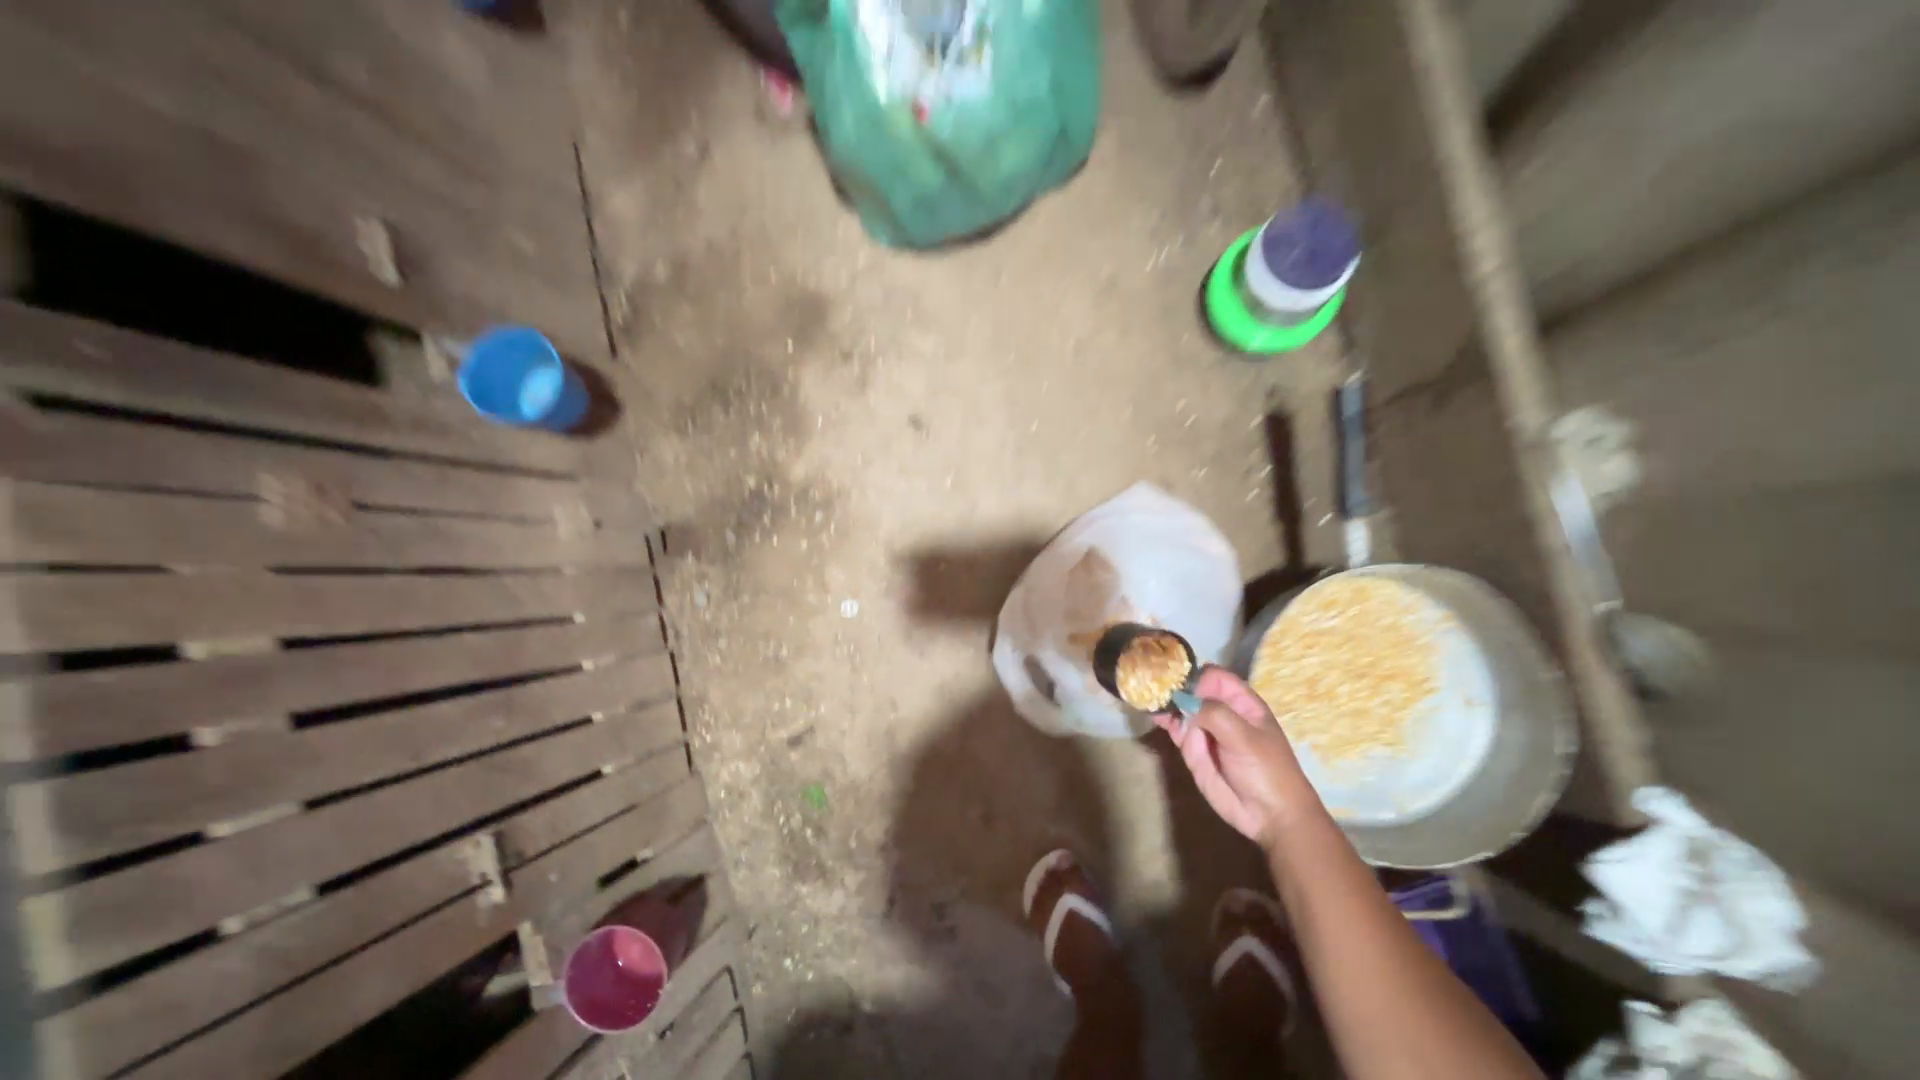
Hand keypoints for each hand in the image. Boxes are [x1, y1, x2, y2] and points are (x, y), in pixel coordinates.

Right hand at [1155, 667, 1319, 848]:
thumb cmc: (1266, 770)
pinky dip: (1166, 722)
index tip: (1178, 684)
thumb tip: (1184, 699)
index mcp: (1242, 702)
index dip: (1196, 676)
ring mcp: (1206, 731)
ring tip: (1151, 702)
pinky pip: (1177, 730)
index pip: (1214, 676)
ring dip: (1166, 704)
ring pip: (1181, 709)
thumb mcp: (1244, 737)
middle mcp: (1222, 712)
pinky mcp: (1194, 750)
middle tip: (1155, 688)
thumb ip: (1214, 714)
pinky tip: (1155, 717)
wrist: (1269, 814)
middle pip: (1193, 690)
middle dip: (1174, 687)